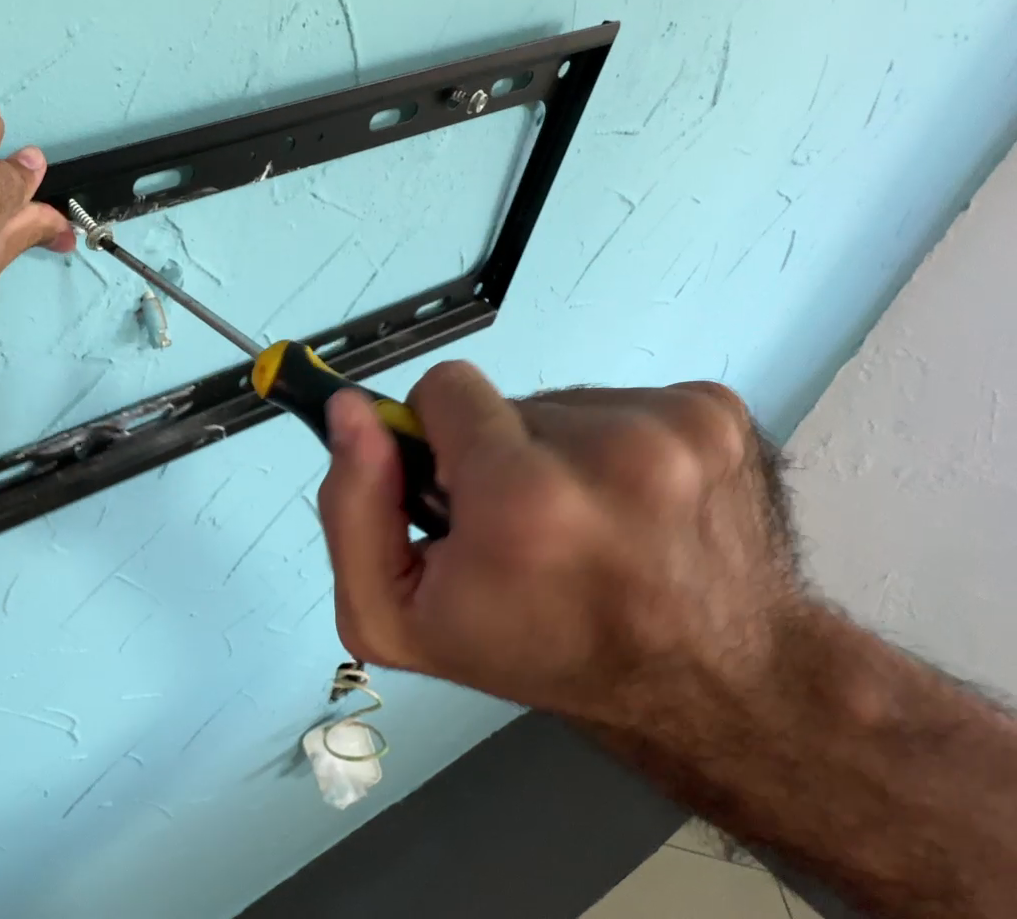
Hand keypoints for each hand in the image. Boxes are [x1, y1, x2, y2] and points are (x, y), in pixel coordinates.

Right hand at [316, 362, 800, 726]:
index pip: (443, 388)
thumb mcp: (393, 619)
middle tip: (525, 527)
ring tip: (586, 523)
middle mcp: (612, 447)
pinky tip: (635, 509)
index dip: (437, 439)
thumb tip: (350, 409)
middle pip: (502, 402)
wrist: (714, 685)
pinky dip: (616, 449)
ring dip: (557, 454)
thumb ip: (350, 509)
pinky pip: (624, 402)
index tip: (460, 495)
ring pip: (562, 405)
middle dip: (495, 452)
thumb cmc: (536, 653)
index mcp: (524, 496)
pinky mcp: (723, 415)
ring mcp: (679, 427)